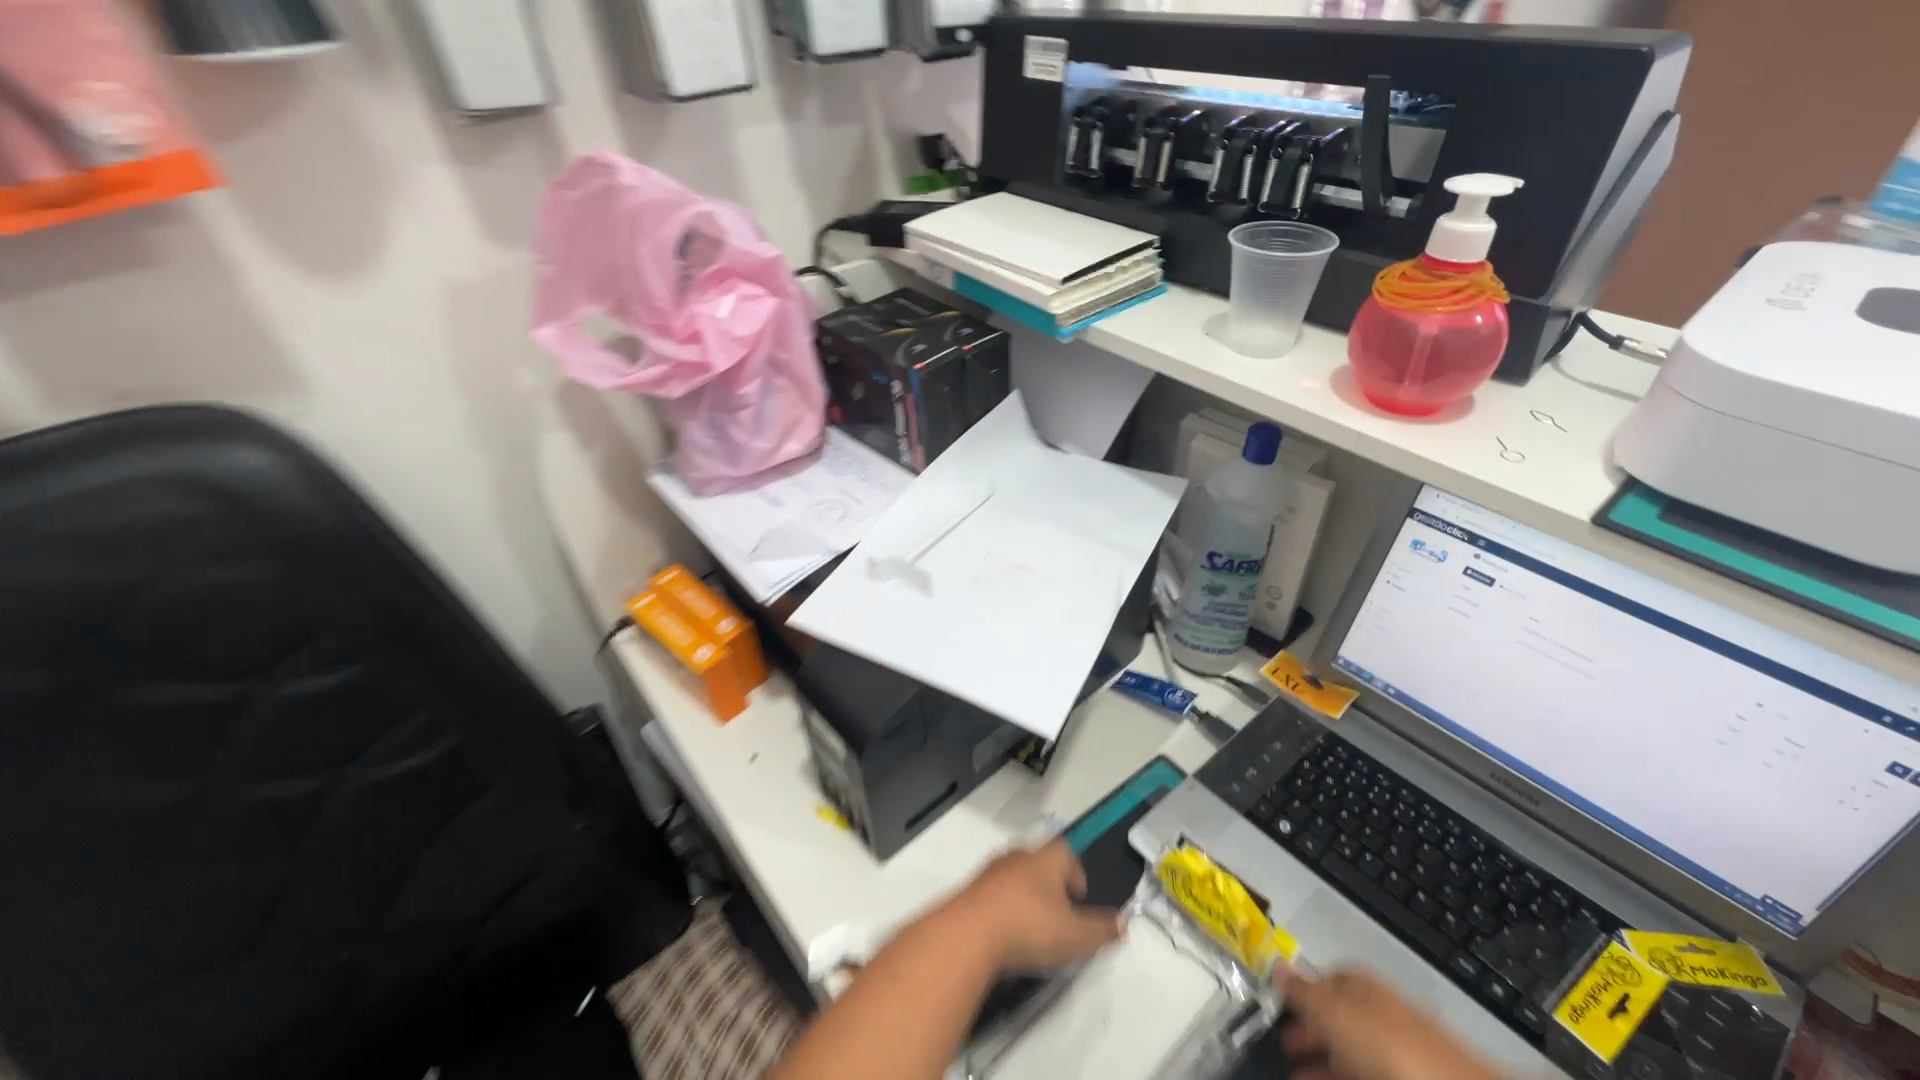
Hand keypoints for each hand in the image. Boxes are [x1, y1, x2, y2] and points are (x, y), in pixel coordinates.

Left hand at [939, 841, 1124, 972]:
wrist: (967, 934)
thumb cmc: (1029, 927)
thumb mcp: (1075, 936)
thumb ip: (1101, 930)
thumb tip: (1125, 923)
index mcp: (1045, 859)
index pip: (1066, 851)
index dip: (1076, 872)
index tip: (1079, 897)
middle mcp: (1017, 857)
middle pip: (1038, 861)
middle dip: (1049, 883)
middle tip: (1057, 912)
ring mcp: (989, 872)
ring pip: (1013, 877)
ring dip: (1023, 896)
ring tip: (1031, 926)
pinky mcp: (968, 891)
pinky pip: (991, 894)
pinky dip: (1001, 909)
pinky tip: (1004, 934)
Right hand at [1279, 968, 1500, 1079]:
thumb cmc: (1392, 1050)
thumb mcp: (1337, 1015)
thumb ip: (1304, 993)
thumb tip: (1276, 965)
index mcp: (1367, 991)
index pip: (1331, 978)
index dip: (1305, 991)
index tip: (1281, 1006)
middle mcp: (1382, 1016)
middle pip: (1340, 1017)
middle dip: (1310, 1031)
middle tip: (1283, 1047)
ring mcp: (1397, 1054)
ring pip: (1351, 1053)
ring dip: (1322, 1063)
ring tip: (1297, 1077)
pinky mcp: (1405, 1079)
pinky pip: (1363, 1076)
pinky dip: (1339, 1078)